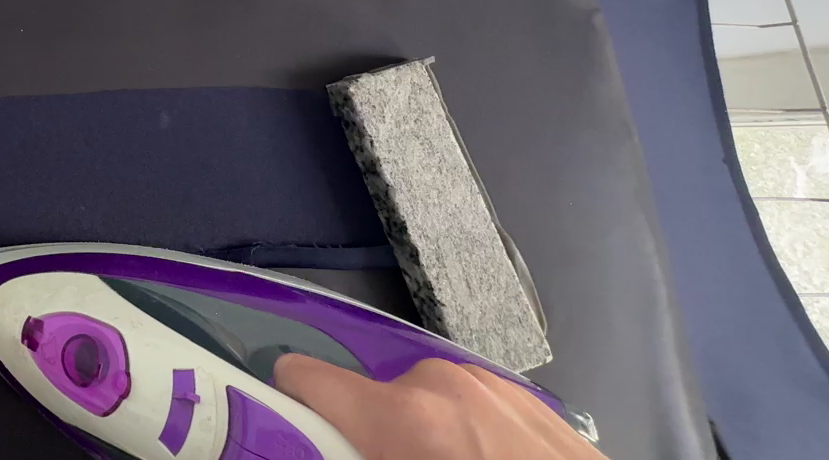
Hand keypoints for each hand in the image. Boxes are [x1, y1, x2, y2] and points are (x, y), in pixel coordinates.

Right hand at [273, 355, 602, 459]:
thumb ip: (350, 452)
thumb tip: (302, 447)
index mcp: (408, 418)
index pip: (300, 376)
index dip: (291, 412)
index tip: (304, 441)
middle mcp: (444, 383)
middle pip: (366, 396)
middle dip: (369, 438)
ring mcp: (496, 387)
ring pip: (422, 400)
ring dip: (422, 438)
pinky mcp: (538, 402)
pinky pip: (473, 407)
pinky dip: (469, 439)